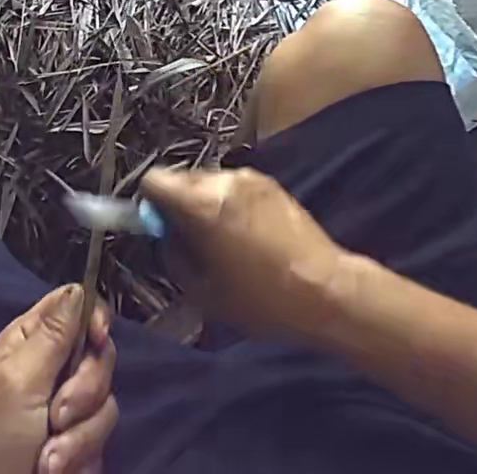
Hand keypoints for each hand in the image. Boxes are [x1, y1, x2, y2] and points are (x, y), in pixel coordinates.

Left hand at [0, 285, 117, 473]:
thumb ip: (53, 335)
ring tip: (48, 462)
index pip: (75, 304)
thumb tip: (79, 288)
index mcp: (31, 342)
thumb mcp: (17, 382)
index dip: (94, 315)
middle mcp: (52, 369)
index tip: (99, 339)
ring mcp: (68, 409)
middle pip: (99, 352)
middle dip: (86, 388)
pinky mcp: (80, 445)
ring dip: (79, 436)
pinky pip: (102, 438)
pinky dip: (81, 458)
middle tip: (56, 416)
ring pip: (105, 399)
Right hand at [140, 167, 349, 340]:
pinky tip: (246, 233)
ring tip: (222, 238)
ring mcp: (249, 178)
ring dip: (205, 202)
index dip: (150, 203)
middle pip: (181, 179)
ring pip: (208, 182)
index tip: (159, 226)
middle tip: (191, 239)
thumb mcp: (204, 292)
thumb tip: (165, 236)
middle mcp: (223, 180)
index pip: (154, 180)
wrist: (326, 290)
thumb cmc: (262, 299)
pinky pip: (234, 187)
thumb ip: (174, 256)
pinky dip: (229, 202)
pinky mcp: (270, 182)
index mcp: (201, 204)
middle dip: (178, 204)